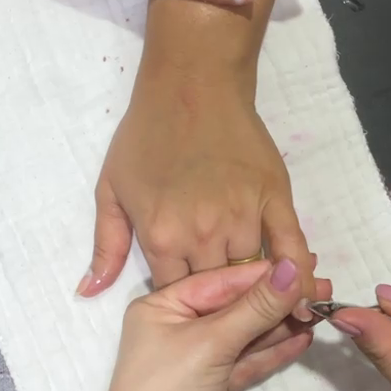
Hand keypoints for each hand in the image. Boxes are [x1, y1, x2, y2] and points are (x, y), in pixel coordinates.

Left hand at [80, 70, 311, 297]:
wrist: (191, 84)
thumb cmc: (146, 136)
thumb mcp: (111, 190)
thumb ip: (106, 246)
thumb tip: (89, 292)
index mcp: (162, 238)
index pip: (177, 294)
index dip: (183, 301)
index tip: (188, 304)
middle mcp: (203, 234)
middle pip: (217, 292)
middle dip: (220, 303)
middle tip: (224, 306)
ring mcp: (243, 217)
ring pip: (253, 275)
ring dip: (255, 290)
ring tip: (258, 301)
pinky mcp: (275, 199)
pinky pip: (291, 248)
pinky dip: (297, 275)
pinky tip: (302, 295)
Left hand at [85, 258, 327, 390]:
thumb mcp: (211, 344)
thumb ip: (255, 307)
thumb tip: (294, 268)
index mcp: (162, 305)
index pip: (221, 279)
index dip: (265, 273)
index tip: (308, 265)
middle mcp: (177, 325)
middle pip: (235, 304)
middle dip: (278, 298)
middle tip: (326, 289)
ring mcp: (196, 357)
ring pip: (245, 333)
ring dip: (282, 324)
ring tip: (323, 311)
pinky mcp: (213, 385)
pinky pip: (247, 360)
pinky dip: (274, 351)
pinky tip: (303, 339)